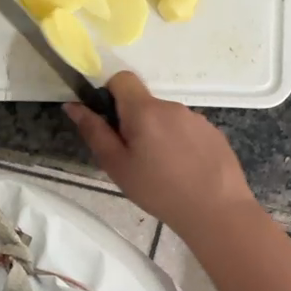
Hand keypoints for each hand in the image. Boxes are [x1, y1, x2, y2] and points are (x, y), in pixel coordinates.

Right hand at [64, 72, 256, 237]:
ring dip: (156, 133)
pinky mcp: (215, 133)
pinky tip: (183, 170)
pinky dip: (179, 143)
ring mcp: (197, 119)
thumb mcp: (115, 164)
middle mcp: (172, 107)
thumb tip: (73, 106)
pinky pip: (186, 129)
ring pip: (165, 117)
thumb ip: (94, 131)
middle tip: (132, 156)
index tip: (109, 121)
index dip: (110, 93)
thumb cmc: (157, 189)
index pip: (122, 79)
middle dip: (133, 121)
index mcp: (145, 110)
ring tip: (160, 167)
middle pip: (143, 102)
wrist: (217, 211)